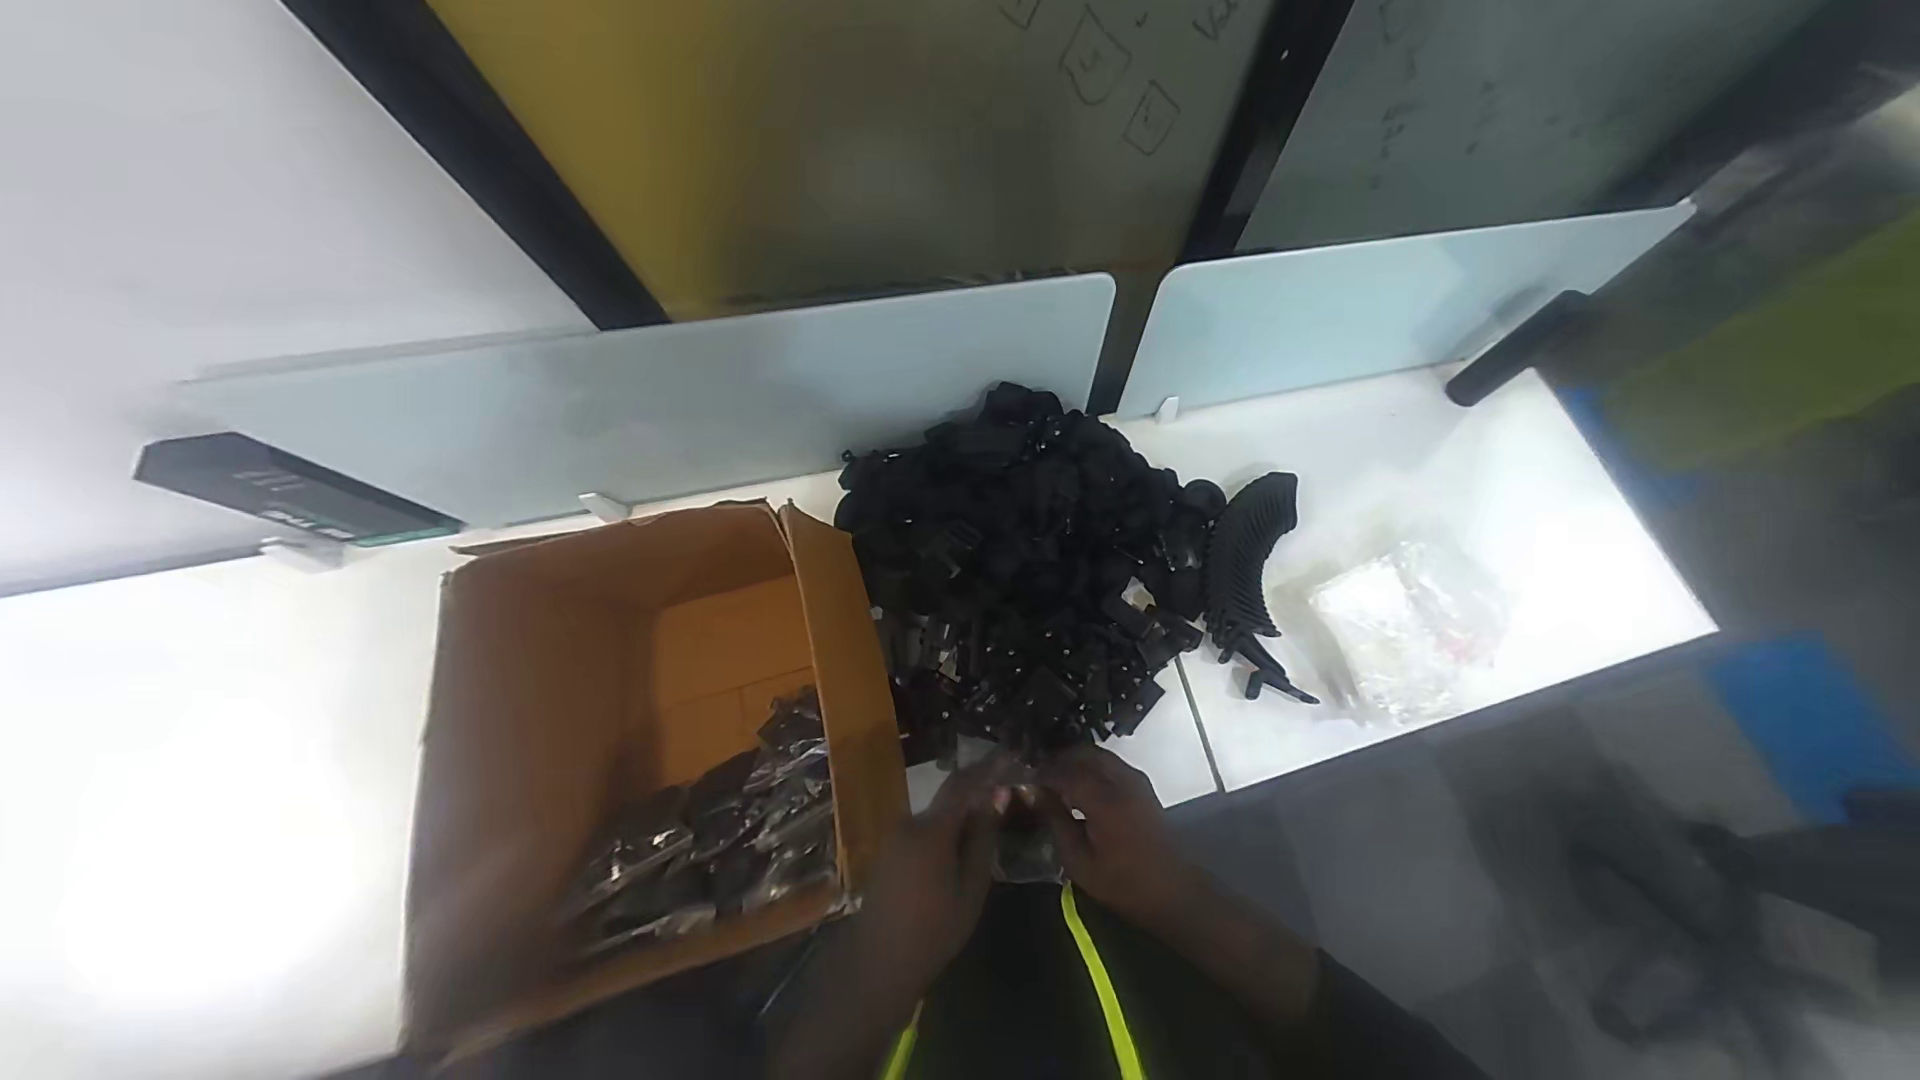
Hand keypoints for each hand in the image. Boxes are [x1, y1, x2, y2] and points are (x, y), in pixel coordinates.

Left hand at [845, 759, 1003, 993]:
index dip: (987, 768)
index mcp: (932, 828)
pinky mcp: (888, 850)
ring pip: (936, 815)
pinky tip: (958, 845)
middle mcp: (910, 822)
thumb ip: (984, 837)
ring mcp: (895, 835)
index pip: (964, 784)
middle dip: (976, 793)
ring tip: (986, 823)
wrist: (879, 962)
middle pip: (949, 798)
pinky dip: (944, 829)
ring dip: (960, 814)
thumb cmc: (934, 929)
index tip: (1009, 755)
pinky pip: (922, 829)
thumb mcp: (971, 886)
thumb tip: (997, 795)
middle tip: (1003, 794)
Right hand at [1034, 745, 1200, 926]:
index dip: (1042, 773)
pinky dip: (1091, 766)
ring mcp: (1135, 781)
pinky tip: (1079, 785)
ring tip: (1055, 779)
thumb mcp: (1079, 861)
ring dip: (1075, 761)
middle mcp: (1121, 781)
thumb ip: (1056, 821)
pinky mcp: (1142, 786)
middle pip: (1083, 754)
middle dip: (1058, 760)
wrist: (1173, 893)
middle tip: (1038, 774)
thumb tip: (1035, 794)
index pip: (1065, 772)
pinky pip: (1111, 764)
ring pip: (1098, 755)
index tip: (1025, 778)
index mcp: (1105, 799)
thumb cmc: (1123, 884)